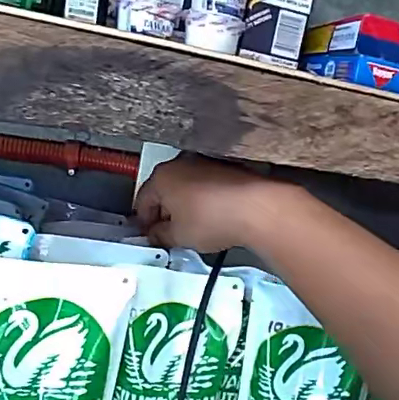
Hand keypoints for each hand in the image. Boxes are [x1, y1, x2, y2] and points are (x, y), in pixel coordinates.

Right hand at [134, 155, 301, 251]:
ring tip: (192, 229)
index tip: (148, 235)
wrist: (257, 207)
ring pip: (185, 188)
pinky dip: (204, 202)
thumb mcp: (178, 236)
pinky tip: (211, 219)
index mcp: (162, 176)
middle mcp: (181, 164)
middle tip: (167, 234)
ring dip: (184, 207)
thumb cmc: (215, 216)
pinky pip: (206, 187)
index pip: (142, 200)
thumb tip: (157, 235)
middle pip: (163, 191)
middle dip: (164, 214)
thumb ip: (160, 236)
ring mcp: (205, 164)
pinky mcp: (226, 170)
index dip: (143, 222)